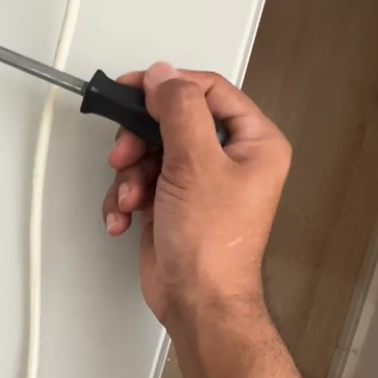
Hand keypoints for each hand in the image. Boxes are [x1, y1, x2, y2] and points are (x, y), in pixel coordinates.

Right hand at [101, 62, 291, 328]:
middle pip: (171, 122)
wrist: (197, 301)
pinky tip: (124, 218)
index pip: (208, 92)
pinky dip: (125, 200)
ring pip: (148, 153)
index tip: (135, 89)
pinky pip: (139, 184)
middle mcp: (227, 160)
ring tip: (131, 198)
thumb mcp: (197, 164)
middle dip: (140, 140)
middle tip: (125, 153)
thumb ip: (179, 111)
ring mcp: (197, 183)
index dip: (168, 87)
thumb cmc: (214, 248)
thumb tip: (164, 76)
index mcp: (253, 142)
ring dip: (129, 176)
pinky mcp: (170, 205)